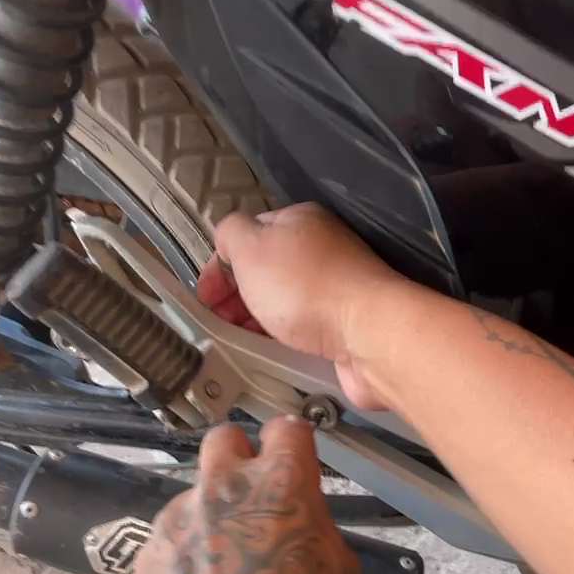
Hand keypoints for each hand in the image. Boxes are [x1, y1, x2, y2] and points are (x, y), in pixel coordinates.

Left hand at [128, 416, 361, 573]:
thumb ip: (315, 523)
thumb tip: (299, 512)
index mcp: (280, 485)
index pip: (287, 427)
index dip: (294, 443)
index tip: (296, 461)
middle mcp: (223, 487)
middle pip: (226, 437)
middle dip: (242, 458)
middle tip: (255, 496)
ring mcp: (178, 516)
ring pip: (196, 489)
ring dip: (213, 509)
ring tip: (226, 561)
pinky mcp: (147, 548)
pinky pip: (172, 531)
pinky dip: (188, 546)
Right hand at [196, 203, 409, 409]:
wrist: (368, 334)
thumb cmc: (309, 288)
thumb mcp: (251, 247)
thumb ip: (230, 234)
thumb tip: (227, 240)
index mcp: (300, 222)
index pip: (248, 237)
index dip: (221, 266)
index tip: (205, 296)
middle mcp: (321, 251)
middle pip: (265, 272)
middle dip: (236, 298)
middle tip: (220, 321)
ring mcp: (335, 288)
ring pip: (283, 303)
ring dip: (258, 321)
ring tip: (241, 340)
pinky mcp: (344, 324)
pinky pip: (304, 329)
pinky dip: (284, 339)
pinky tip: (272, 351)